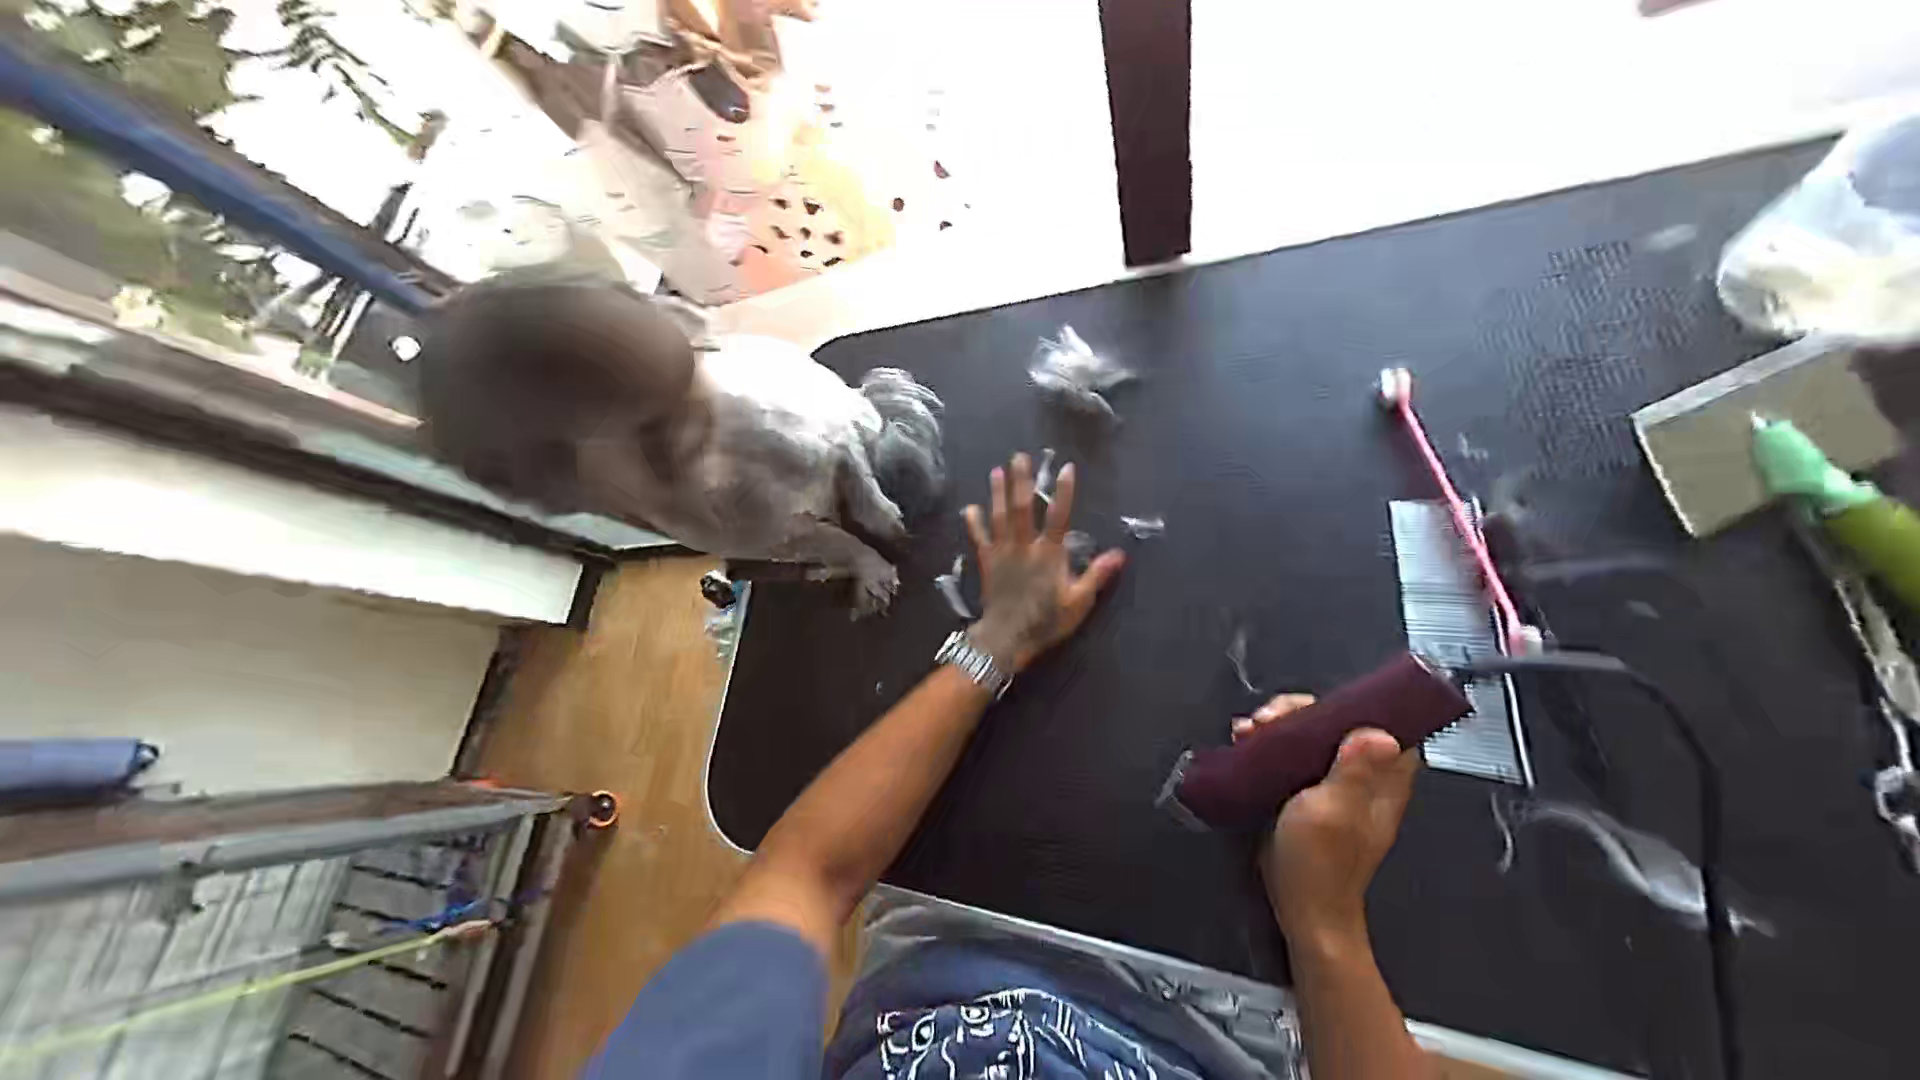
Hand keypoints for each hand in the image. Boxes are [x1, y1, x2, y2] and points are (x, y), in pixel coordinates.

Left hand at [962, 452, 1125, 672]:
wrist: (1007, 638)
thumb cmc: (1046, 621)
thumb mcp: (1078, 602)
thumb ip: (1097, 575)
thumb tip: (1120, 554)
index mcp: (1049, 554)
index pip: (1059, 517)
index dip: (1064, 492)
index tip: (1066, 468)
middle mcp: (1024, 546)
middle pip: (1022, 508)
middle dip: (1021, 480)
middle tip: (1019, 456)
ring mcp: (1002, 552)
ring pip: (999, 516)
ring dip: (998, 492)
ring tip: (997, 470)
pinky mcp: (986, 562)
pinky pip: (979, 538)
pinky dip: (974, 522)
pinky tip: (969, 507)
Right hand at [1234, 695, 1418, 945]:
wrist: (1299, 903)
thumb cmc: (1320, 860)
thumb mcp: (1335, 811)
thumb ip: (1354, 771)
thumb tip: (1380, 732)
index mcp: (1380, 782)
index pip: (1384, 727)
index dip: (1355, 707)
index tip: (1319, 705)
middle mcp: (1360, 778)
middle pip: (1335, 724)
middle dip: (1298, 712)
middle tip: (1267, 719)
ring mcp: (1329, 784)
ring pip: (1308, 736)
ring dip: (1276, 725)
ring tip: (1246, 731)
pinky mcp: (1301, 791)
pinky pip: (1287, 753)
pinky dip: (1266, 742)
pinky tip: (1243, 742)